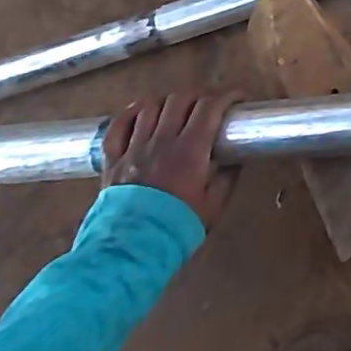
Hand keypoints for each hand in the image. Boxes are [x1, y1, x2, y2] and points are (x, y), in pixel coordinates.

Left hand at [101, 91, 243, 229]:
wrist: (131, 254)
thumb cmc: (176, 230)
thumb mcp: (213, 207)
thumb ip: (227, 178)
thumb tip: (236, 157)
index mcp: (189, 150)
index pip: (210, 107)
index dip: (227, 96)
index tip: (238, 98)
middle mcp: (161, 141)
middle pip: (181, 99)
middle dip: (199, 95)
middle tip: (209, 104)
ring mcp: (134, 147)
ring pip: (151, 106)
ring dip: (168, 101)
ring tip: (178, 108)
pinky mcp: (113, 159)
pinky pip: (118, 125)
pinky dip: (130, 112)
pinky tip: (142, 110)